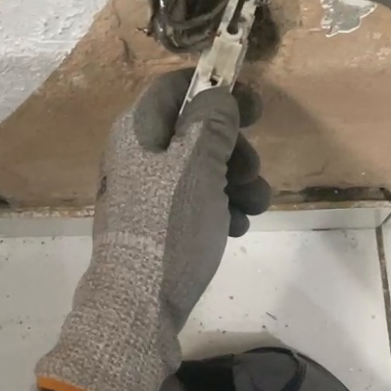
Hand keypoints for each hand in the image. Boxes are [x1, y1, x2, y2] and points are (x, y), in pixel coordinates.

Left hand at [36, 70, 268, 390]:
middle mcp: (137, 156)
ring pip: (201, 168)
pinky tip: (234, 228)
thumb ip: (212, 123)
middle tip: (251, 170)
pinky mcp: (156, 224)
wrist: (139, 302)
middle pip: (194, 130)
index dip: (215, 89)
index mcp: (137, 131)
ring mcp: (145, 192)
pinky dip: (219, 208)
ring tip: (253, 207)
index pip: (174, 87)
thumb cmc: (167, 225)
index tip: (253, 105)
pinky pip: (194, 202)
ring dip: (235, 182)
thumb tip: (218, 97)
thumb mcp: (196, 165)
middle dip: (233, 147)